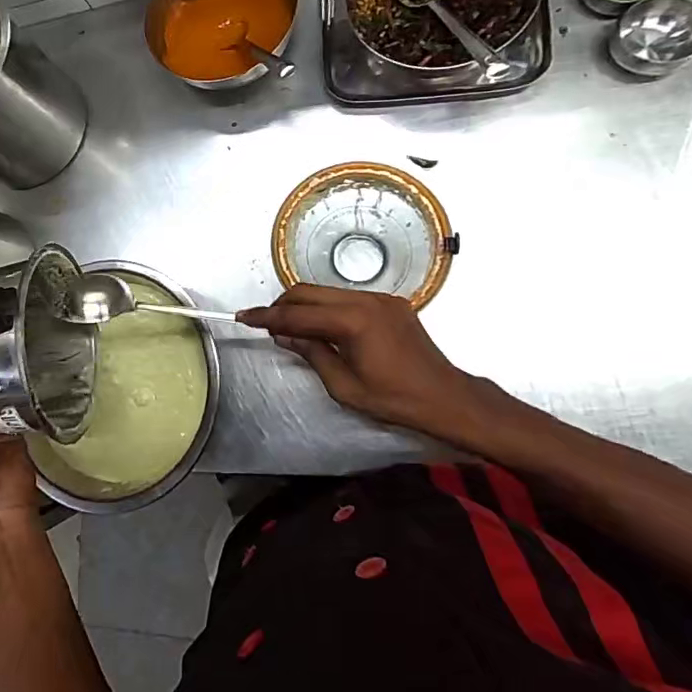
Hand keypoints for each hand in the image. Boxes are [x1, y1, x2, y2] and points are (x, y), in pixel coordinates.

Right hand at [236, 285, 502, 438]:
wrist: (447, 399)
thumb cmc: (395, 400)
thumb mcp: (343, 385)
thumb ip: (311, 352)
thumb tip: (285, 335)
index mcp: (353, 322)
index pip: (297, 314)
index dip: (267, 317)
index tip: (244, 317)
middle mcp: (366, 301)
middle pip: (308, 291)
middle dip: (282, 305)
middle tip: (266, 323)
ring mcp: (380, 299)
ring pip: (326, 291)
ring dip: (304, 305)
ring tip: (291, 327)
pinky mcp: (390, 303)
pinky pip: (346, 297)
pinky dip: (326, 307)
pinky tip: (321, 326)